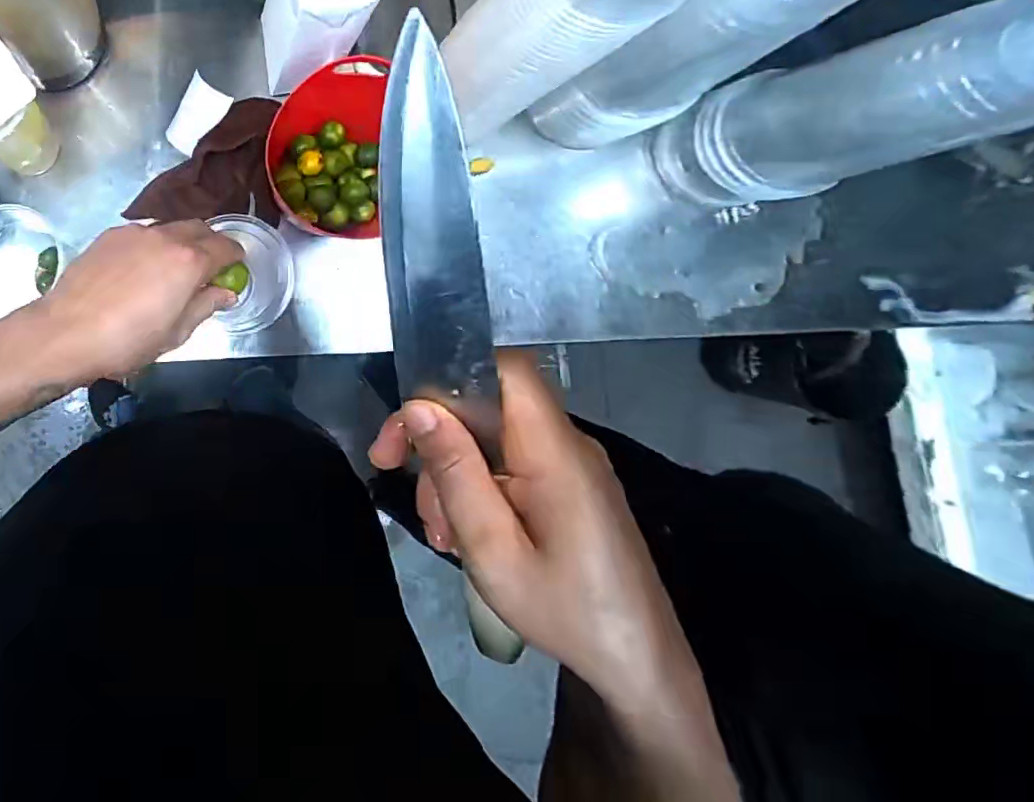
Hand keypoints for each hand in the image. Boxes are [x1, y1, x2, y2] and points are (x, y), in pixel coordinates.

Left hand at [20, 221, 243, 383]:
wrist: (65, 332)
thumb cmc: (127, 341)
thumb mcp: (176, 333)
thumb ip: (205, 306)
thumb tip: (225, 293)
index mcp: (189, 261)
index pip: (226, 246)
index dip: (235, 257)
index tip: (234, 269)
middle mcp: (165, 237)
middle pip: (200, 228)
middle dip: (210, 244)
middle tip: (208, 268)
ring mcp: (135, 232)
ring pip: (169, 228)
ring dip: (180, 242)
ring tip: (171, 268)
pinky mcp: (109, 235)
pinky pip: (142, 233)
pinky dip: (151, 245)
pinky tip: (139, 269)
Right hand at [368, 350, 686, 696]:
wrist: (639, 666)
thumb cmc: (565, 611)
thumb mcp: (493, 549)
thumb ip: (455, 472)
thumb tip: (417, 408)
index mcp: (554, 451)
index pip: (505, 368)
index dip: (451, 374)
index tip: (408, 420)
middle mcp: (566, 443)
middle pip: (486, 404)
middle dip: (436, 434)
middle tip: (394, 472)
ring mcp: (570, 463)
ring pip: (491, 435)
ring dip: (452, 468)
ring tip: (441, 530)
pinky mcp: (568, 484)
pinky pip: (510, 461)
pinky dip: (476, 484)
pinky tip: (464, 530)